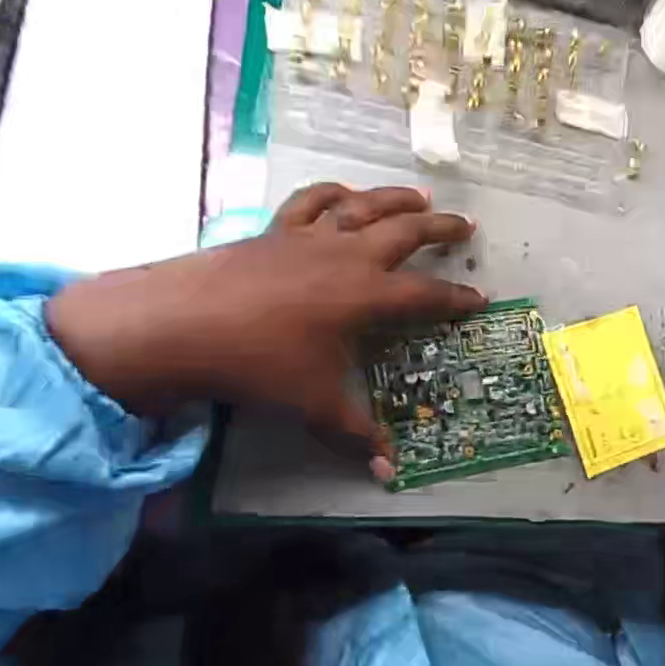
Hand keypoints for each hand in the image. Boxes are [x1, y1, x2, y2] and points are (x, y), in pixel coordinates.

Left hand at [46, 183, 483, 472]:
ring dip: (396, 199)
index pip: (425, 295)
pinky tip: (342, 194)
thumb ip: (354, 433)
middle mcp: (346, 255)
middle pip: (406, 232)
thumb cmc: (260, 364)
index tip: (478, 299)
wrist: (186, 325)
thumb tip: (388, 472)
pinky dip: (332, 193)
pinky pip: (311, 201)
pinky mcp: (275, 229)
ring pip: (364, 205)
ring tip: (419, 197)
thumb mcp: (314, 404)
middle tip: (466, 226)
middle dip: (441, 229)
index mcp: (366, 295)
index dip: (455, 298)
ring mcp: (309, 236)